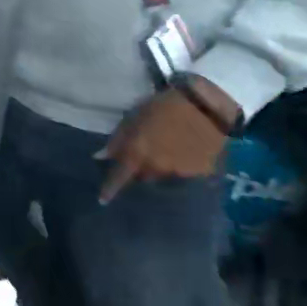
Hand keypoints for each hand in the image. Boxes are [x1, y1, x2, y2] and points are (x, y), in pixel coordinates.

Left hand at [97, 77, 238, 203]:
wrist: (206, 105)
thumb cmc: (165, 104)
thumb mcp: (136, 115)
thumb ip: (118, 139)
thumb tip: (100, 156)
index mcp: (138, 153)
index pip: (119, 178)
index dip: (109, 190)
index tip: (103, 201)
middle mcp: (156, 169)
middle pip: (143, 176)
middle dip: (141, 168)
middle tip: (146, 153)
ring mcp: (179, 174)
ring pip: (164, 176)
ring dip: (162, 168)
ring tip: (169, 149)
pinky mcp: (201, 175)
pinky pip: (186, 174)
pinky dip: (183, 167)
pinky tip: (188, 152)